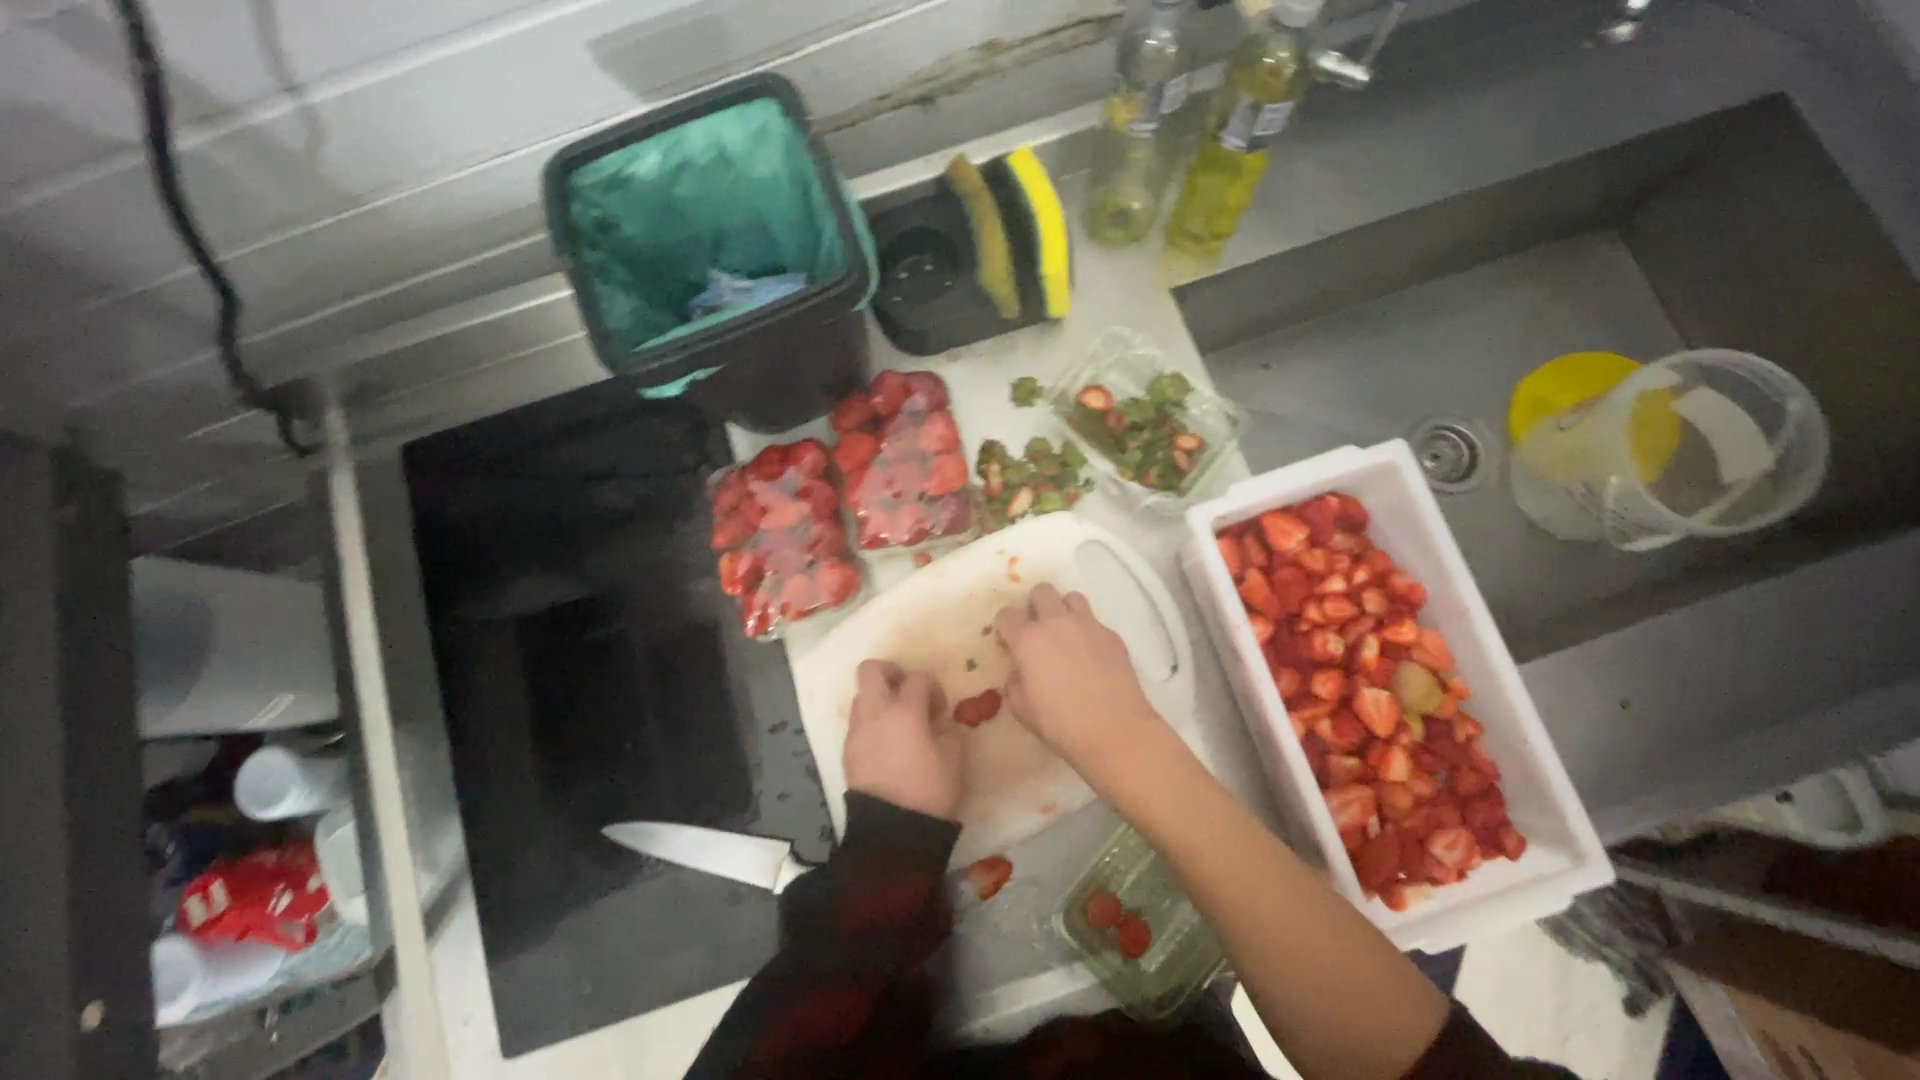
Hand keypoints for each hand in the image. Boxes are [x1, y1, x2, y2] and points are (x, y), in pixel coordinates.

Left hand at [843, 660, 964, 820]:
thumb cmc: (929, 791)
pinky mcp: (848, 751)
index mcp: (905, 711)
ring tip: (899, 723)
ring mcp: (857, 732)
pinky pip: (859, 723)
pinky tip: (889, 745)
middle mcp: (875, 713)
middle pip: (871, 670)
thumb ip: (947, 731)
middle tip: (907, 690)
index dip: (933, 687)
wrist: (892, 831)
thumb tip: (937, 723)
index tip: (940, 709)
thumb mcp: (955, 759)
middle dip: (891, 671)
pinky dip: (873, 723)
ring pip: (861, 696)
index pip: (918, 677)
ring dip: (880, 699)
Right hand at [993, 584, 1166, 771]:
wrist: (1114, 730)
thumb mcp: (1022, 709)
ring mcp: (1088, 625)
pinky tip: (1090, 656)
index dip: (1004, 628)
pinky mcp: (1112, 635)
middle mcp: (1057, 623)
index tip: (1008, 645)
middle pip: (1041, 591)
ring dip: (1063, 610)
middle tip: (1037, 631)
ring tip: (1065, 635)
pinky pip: (1094, 621)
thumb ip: (1014, 684)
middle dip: (1034, 606)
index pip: (1006, 615)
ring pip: (1072, 598)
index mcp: (1028, 640)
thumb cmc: (1061, 724)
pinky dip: (1087, 631)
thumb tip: (1018, 673)